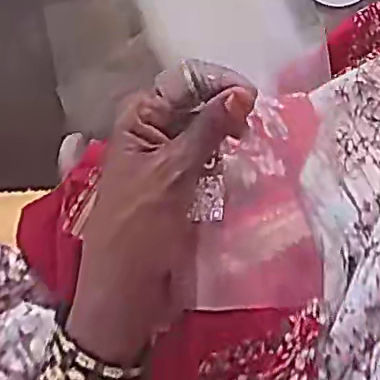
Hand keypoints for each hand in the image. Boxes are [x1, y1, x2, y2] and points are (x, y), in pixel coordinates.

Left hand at [65, 61, 255, 362]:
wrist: (126, 299)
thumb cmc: (138, 233)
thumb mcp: (173, 174)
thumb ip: (208, 129)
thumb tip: (243, 92)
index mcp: (139, 118)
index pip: (186, 81)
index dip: (219, 83)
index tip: (250, 97)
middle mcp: (155, 129)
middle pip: (200, 100)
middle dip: (229, 106)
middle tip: (253, 124)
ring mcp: (170, 154)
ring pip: (210, 126)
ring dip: (232, 130)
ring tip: (252, 141)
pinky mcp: (185, 179)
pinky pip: (213, 153)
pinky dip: (230, 152)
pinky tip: (245, 157)